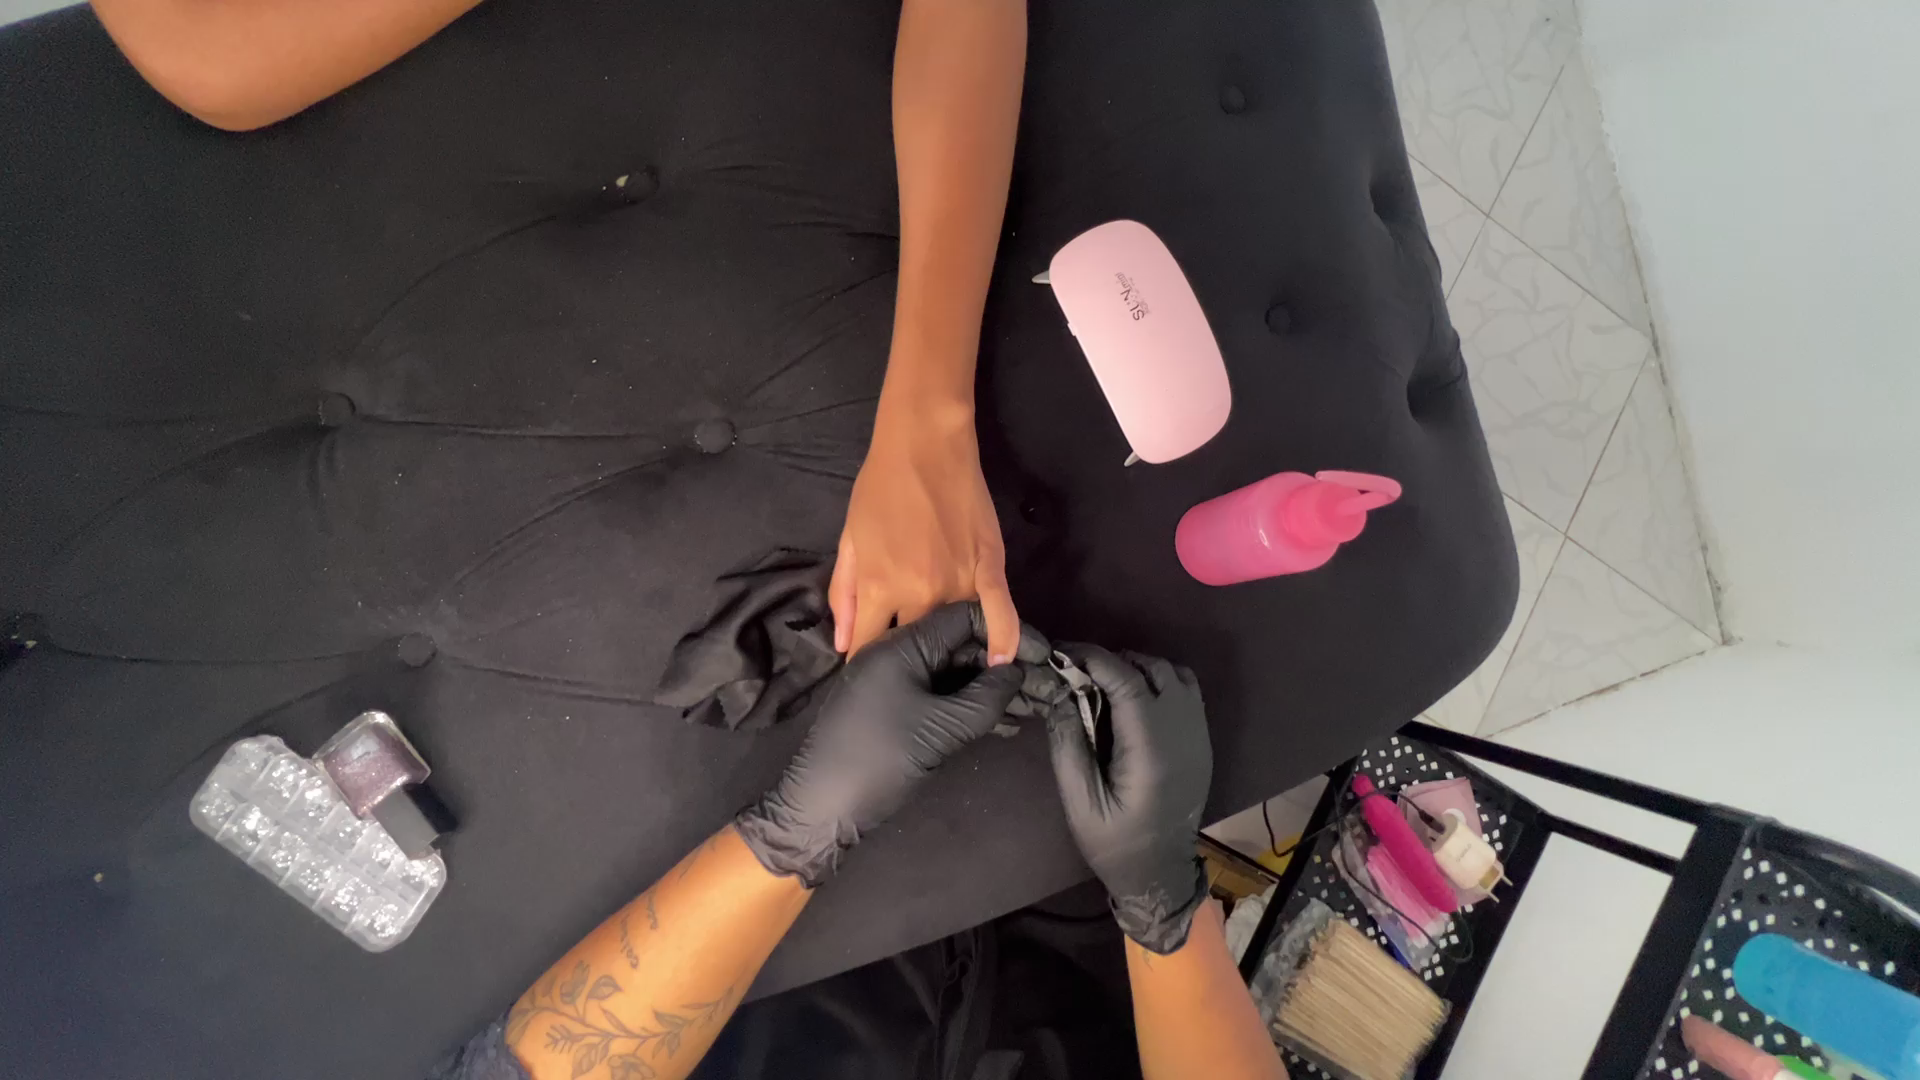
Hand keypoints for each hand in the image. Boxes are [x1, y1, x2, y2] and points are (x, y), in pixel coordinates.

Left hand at [736, 602, 1023, 886]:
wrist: (821, 808)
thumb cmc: (879, 760)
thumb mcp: (941, 729)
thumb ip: (986, 696)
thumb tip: (1019, 672)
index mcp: (903, 644)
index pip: (964, 618)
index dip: (1006, 634)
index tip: (1042, 656)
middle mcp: (899, 653)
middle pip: (962, 646)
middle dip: (1004, 665)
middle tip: (1044, 686)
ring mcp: (896, 681)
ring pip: (954, 674)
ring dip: (992, 690)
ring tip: (1032, 708)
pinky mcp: (896, 708)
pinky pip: (941, 696)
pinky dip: (971, 706)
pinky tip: (1005, 724)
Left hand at [831, 386, 1019, 664]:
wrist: (925, 446)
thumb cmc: (880, 489)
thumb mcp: (849, 539)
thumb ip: (843, 593)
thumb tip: (843, 642)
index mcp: (878, 586)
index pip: (867, 647)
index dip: (864, 664)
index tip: (868, 676)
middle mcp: (919, 593)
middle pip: (912, 648)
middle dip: (905, 662)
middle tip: (906, 670)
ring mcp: (959, 583)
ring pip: (954, 635)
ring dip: (948, 651)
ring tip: (944, 668)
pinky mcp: (990, 569)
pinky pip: (1000, 614)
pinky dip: (1002, 640)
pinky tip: (1000, 663)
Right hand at [1047, 645, 1212, 953]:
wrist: (1160, 874)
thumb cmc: (1115, 843)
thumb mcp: (1080, 801)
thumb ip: (1069, 744)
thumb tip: (1058, 692)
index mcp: (1151, 750)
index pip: (1127, 681)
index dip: (1094, 659)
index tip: (1063, 653)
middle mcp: (1182, 733)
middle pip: (1153, 669)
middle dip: (1113, 661)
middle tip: (1078, 673)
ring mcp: (1197, 735)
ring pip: (1173, 674)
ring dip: (1138, 669)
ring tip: (1105, 684)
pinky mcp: (1201, 740)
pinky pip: (1186, 690)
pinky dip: (1159, 681)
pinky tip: (1134, 700)